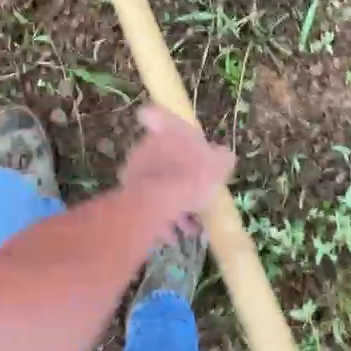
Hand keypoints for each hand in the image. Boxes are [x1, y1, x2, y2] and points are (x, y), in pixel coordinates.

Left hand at [120, 105, 233, 232]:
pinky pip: (148, 203)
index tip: (166, 131)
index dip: (160, 120)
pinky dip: (159, 216)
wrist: (159, 201)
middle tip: (195, 196)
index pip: (158, 115)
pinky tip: (172, 235)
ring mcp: (134, 168)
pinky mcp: (126, 192)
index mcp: (168, 130)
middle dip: (178, 176)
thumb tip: (224, 156)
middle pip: (162, 155)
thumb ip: (222, 158)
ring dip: (172, 201)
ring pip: (157, 183)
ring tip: (188, 226)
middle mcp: (147, 144)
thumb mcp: (220, 164)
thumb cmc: (193, 174)